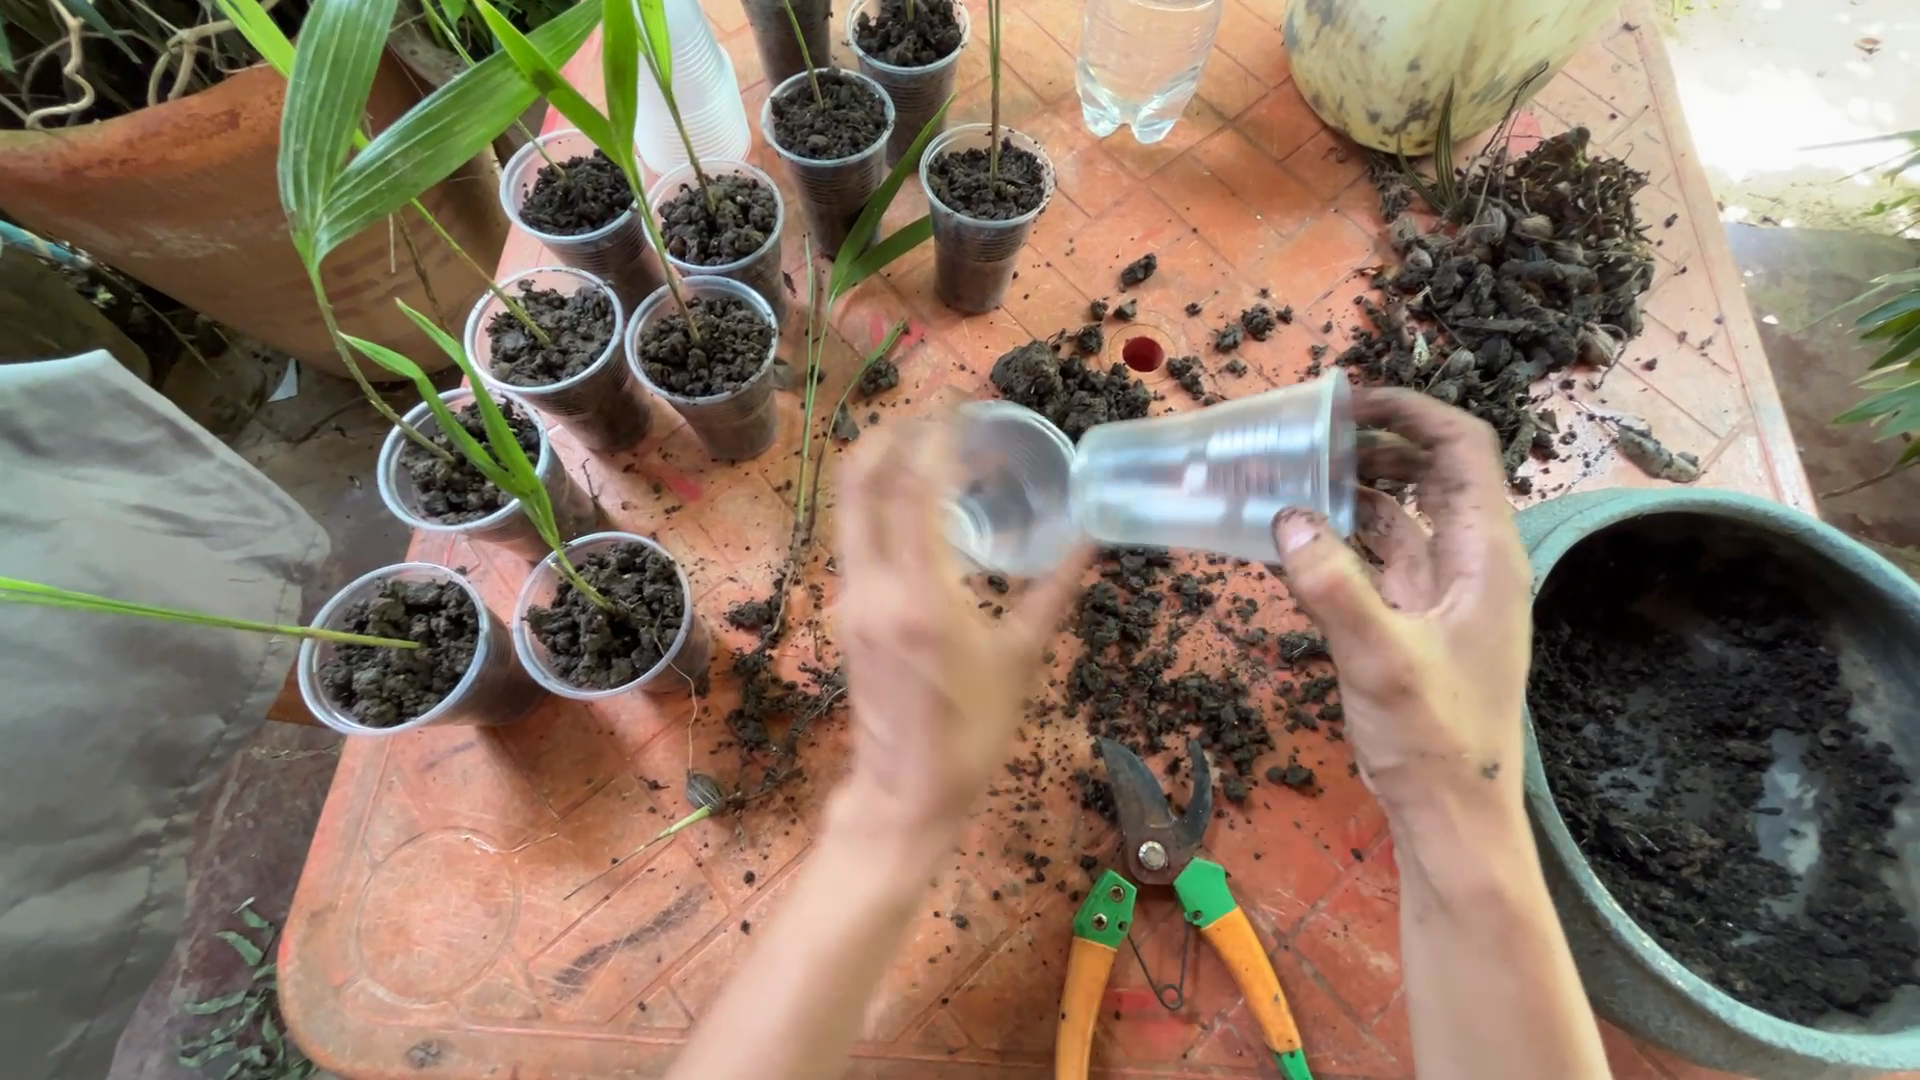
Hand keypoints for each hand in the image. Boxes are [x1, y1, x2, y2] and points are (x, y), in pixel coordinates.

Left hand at [833, 419, 1088, 837]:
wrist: (904, 794)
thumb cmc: (972, 734)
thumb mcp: (1020, 660)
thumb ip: (1053, 591)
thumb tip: (1092, 535)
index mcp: (921, 596)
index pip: (916, 489)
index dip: (936, 436)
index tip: (960, 402)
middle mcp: (873, 586)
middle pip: (861, 481)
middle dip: (891, 432)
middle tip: (932, 410)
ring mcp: (849, 597)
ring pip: (849, 506)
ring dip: (880, 463)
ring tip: (925, 442)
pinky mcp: (844, 610)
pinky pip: (853, 535)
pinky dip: (877, 501)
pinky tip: (913, 501)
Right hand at [1273, 388, 1531, 815]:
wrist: (1448, 809)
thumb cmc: (1433, 736)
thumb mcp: (1381, 660)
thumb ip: (1333, 588)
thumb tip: (1285, 520)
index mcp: (1482, 555)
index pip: (1462, 451)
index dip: (1412, 413)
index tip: (1349, 402)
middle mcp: (1463, 561)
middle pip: (1427, 474)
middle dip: (1371, 447)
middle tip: (1305, 439)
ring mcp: (1433, 590)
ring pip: (1394, 515)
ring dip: (1348, 492)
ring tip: (1289, 478)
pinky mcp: (1404, 617)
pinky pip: (1369, 558)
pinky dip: (1335, 539)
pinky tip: (1292, 537)